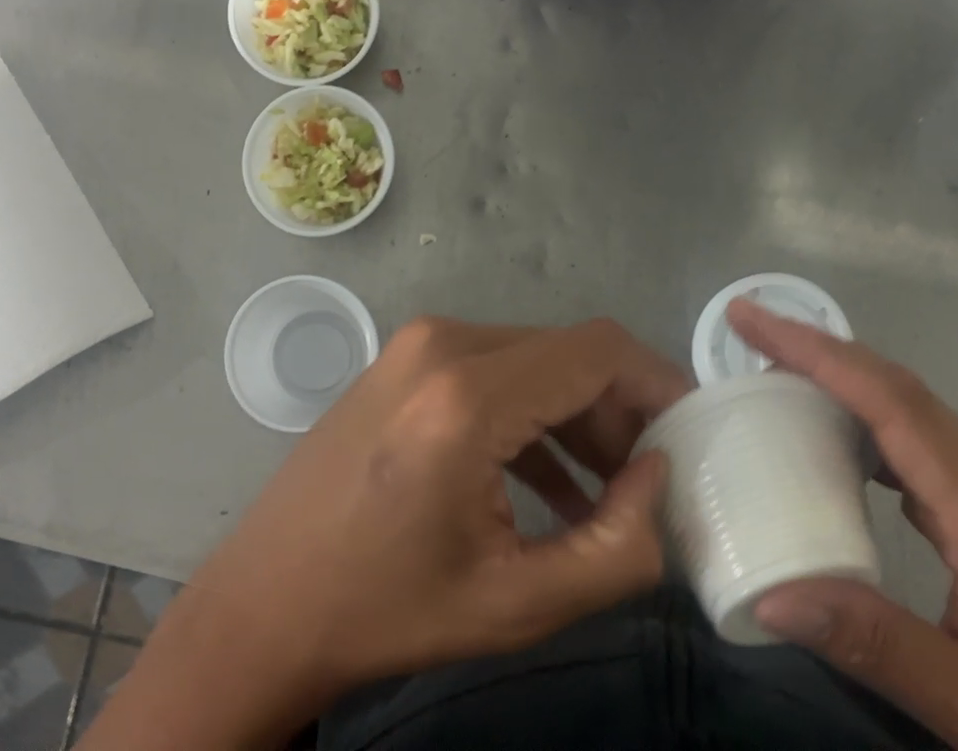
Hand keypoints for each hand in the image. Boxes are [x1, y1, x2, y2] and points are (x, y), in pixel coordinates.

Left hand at [81, 317, 688, 750]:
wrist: (265, 607)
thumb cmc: (388, 610)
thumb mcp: (520, 601)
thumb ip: (619, 545)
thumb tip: (659, 476)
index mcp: (467, 395)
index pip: (598, 351)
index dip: (658, 384)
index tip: (692, 434)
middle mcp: (440, 346)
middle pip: (567, 352)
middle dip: (621, 409)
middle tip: (651, 477)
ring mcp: (411, 351)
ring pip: (532, 360)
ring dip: (579, 416)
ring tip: (609, 490)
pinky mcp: (398, 367)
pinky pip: (490, 373)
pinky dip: (532, 417)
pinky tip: (552, 484)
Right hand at [729, 299, 957, 750]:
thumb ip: (873, 645)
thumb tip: (766, 592)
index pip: (890, 402)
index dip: (817, 353)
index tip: (751, 320)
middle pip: (898, 388)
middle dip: (818, 350)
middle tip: (746, 336)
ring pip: (911, 410)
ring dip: (842, 382)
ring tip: (777, 381)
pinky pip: (921, 445)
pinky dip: (868, 424)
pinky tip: (837, 448)